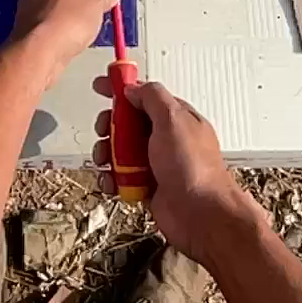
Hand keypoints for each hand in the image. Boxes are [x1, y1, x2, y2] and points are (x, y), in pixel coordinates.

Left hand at [8, 0, 122, 71]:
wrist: (41, 52)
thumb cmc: (65, 21)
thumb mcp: (97, 4)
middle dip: (85, 6)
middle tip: (98, 16)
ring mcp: (30, 11)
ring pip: (60, 14)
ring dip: (73, 22)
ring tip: (84, 32)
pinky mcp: (29, 32)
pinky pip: (52, 30)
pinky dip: (62, 35)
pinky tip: (71, 42)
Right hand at [93, 79, 266, 264]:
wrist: (200, 215)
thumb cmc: (193, 167)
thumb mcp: (173, 119)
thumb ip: (152, 98)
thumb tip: (133, 88)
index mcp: (175, 117)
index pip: (145, 95)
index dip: (122, 90)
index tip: (101, 87)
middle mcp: (165, 138)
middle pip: (128, 123)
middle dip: (110, 126)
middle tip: (104, 131)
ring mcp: (156, 163)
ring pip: (121, 151)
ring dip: (107, 154)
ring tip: (105, 161)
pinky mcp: (147, 186)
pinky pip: (121, 177)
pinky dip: (111, 179)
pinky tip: (110, 182)